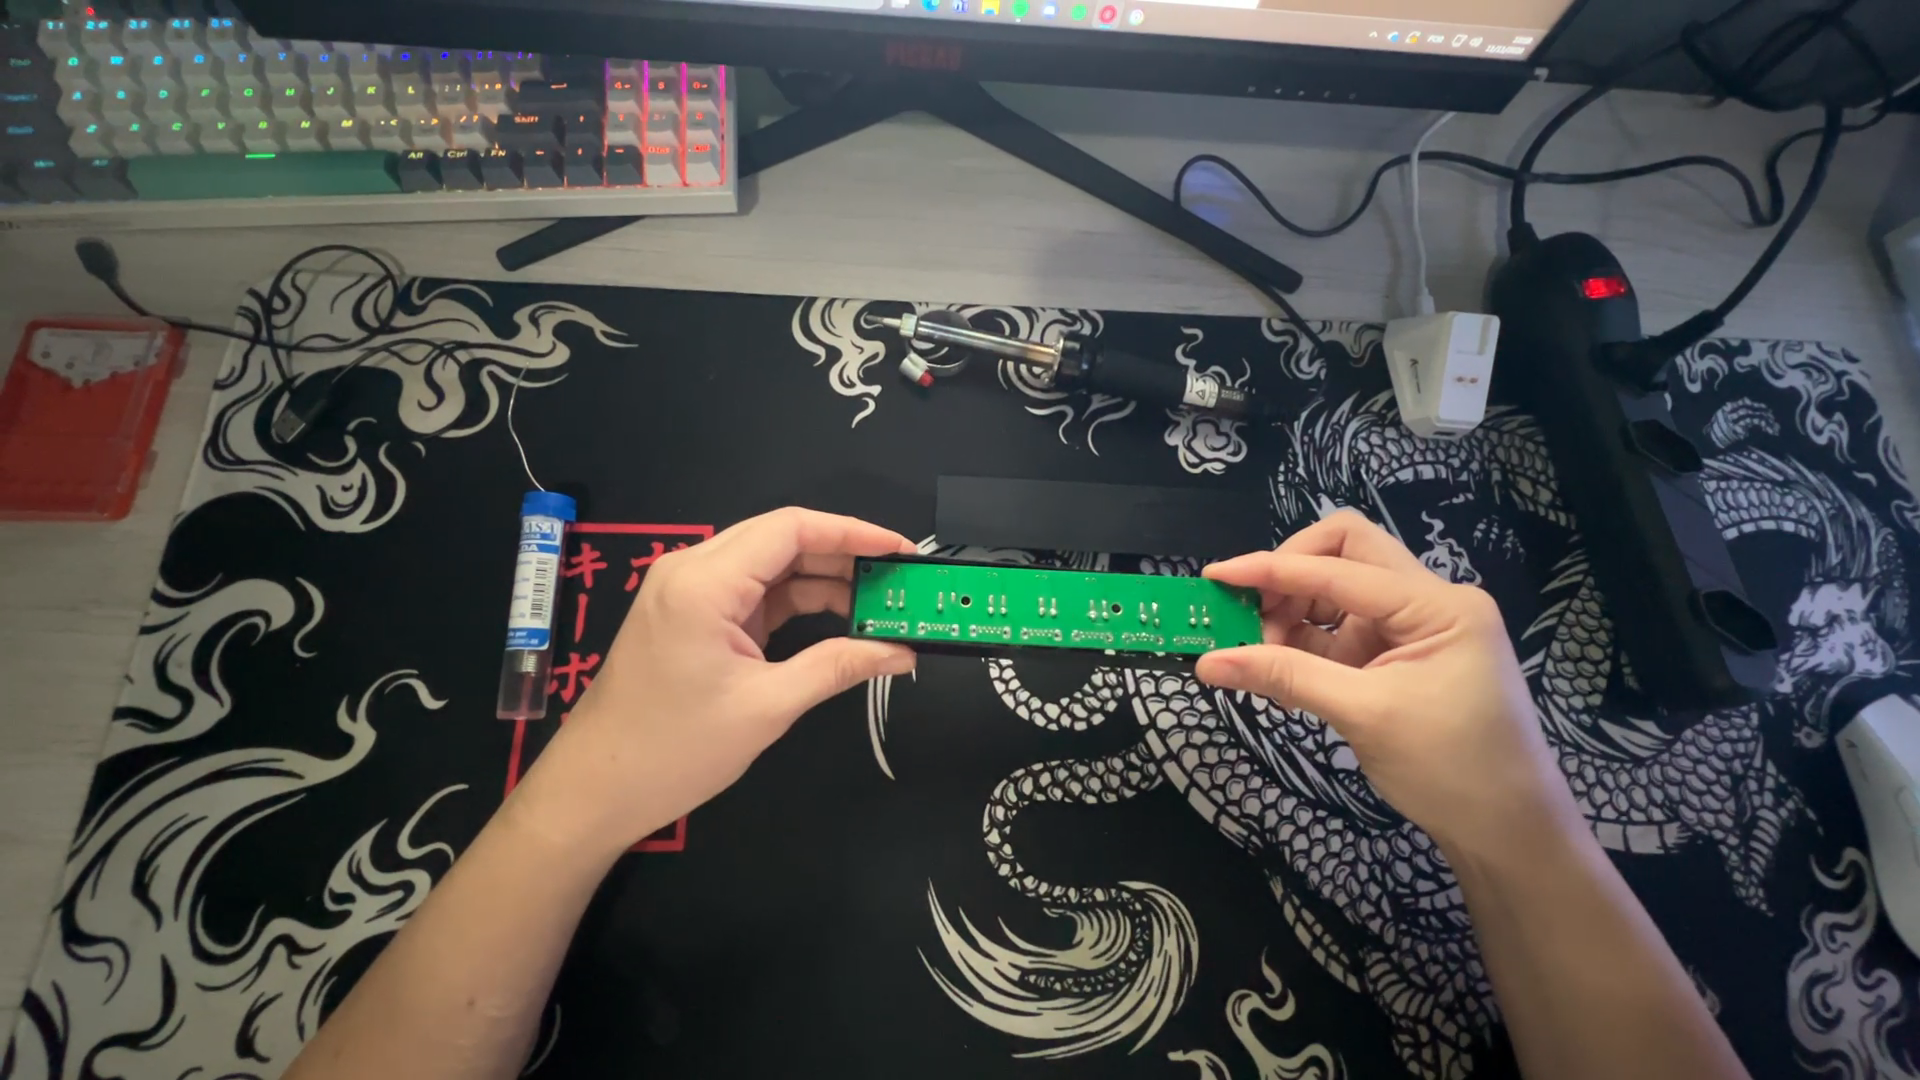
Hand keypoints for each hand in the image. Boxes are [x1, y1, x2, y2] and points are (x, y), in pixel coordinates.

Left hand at [513, 507, 917, 857]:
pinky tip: (842, 619)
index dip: (854, 532)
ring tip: (882, 603)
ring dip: (827, 581)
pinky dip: (801, 603)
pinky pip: (758, 594)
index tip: (903, 552)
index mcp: (705, 582)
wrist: (595, 790)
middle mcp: (695, 571)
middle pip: (784, 541)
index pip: (792, 529)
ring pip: (774, 566)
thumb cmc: (676, 749)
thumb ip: (839, 667)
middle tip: (901, 580)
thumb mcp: (767, 706)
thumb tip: (902, 652)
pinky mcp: (697, 616)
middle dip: (846, 556)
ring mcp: (693, 592)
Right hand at [1194, 511, 1581, 859]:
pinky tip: (1281, 674)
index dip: (1272, 568)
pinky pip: (1335, 630)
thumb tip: (1207, 662)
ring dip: (1291, 613)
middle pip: (1343, 553)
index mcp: (1438, 605)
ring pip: (1334, 589)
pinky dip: (1302, 644)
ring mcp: (1410, 627)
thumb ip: (1285, 677)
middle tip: (1251, 615)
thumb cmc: (1452, 769)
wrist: (1508, 833)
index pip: (1340, 567)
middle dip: (1288, 575)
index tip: (1216, 577)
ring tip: (1263, 656)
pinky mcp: (1394, 654)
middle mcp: (1427, 601)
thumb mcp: (1363, 716)